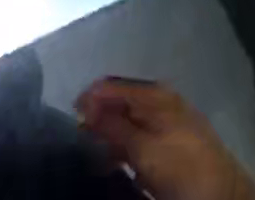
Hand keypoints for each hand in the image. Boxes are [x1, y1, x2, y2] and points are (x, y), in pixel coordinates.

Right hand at [75, 78, 254, 199]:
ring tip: (96, 152)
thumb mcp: (143, 151)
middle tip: (81, 137)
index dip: (90, 97)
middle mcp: (162, 99)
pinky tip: (119, 161)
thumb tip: (87, 107)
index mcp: (155, 94)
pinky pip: (143, 135)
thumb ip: (113, 126)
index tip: (71, 117)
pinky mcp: (176, 142)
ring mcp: (171, 119)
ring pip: (132, 119)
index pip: (112, 85)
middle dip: (100, 114)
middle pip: (122, 100)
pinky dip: (128, 144)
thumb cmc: (182, 170)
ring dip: (112, 132)